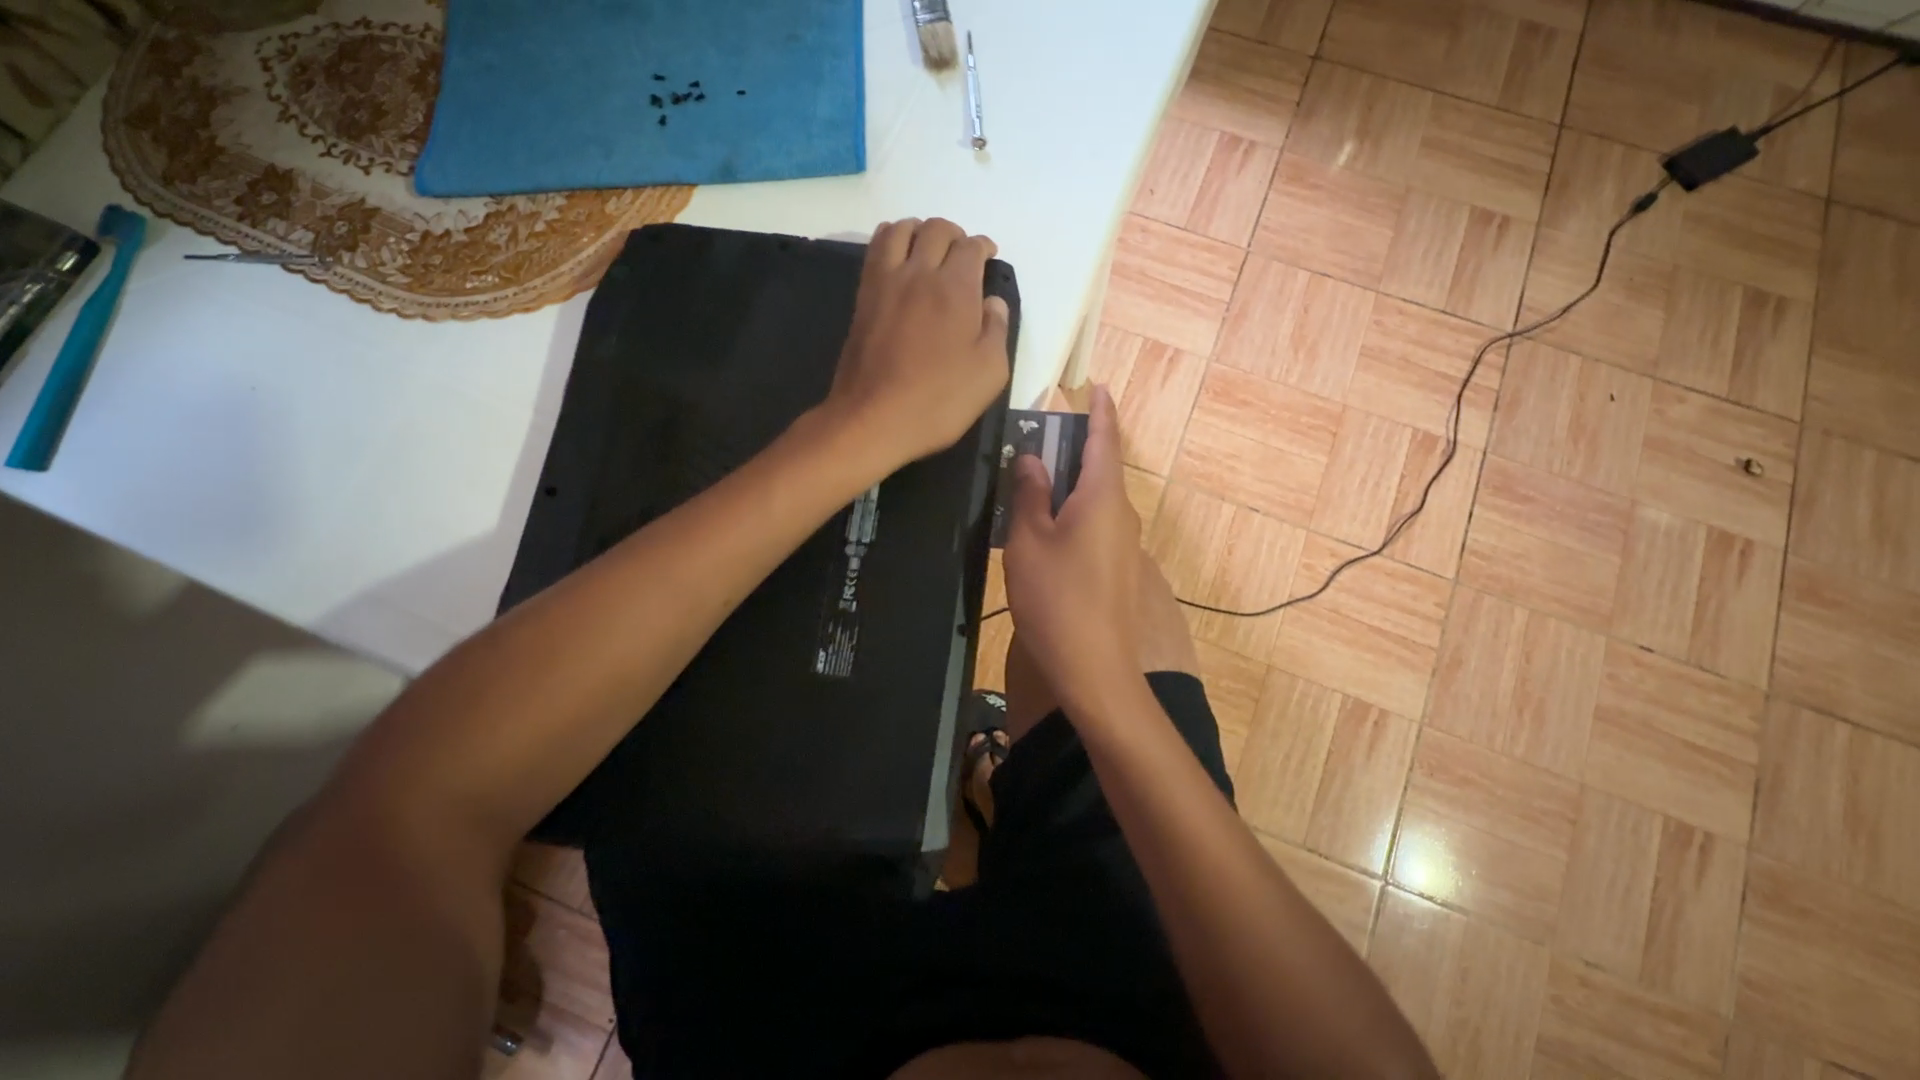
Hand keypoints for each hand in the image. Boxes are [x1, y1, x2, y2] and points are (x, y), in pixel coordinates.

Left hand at [822, 218, 1011, 468]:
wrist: (873, 419)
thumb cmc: (939, 400)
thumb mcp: (989, 372)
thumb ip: (996, 330)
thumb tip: (992, 302)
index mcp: (955, 288)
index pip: (972, 247)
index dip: (984, 247)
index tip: (988, 258)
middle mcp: (919, 273)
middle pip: (936, 229)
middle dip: (954, 235)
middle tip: (962, 254)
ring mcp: (885, 282)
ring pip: (901, 230)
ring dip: (919, 230)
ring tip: (928, 249)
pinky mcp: (863, 298)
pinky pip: (876, 250)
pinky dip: (890, 241)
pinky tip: (898, 259)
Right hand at [1002, 386, 1142, 715]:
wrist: (1094, 669)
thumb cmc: (1056, 598)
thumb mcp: (1028, 541)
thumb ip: (1028, 495)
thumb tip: (1030, 459)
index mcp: (1103, 497)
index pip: (1104, 440)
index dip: (1099, 412)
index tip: (1096, 387)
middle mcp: (1121, 514)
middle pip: (1098, 468)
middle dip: (1072, 448)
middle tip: (1036, 435)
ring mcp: (1123, 545)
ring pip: (1094, 499)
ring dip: (1067, 483)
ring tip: (1029, 477)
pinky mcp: (1116, 570)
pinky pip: (1093, 524)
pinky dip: (1070, 511)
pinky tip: (1041, 525)